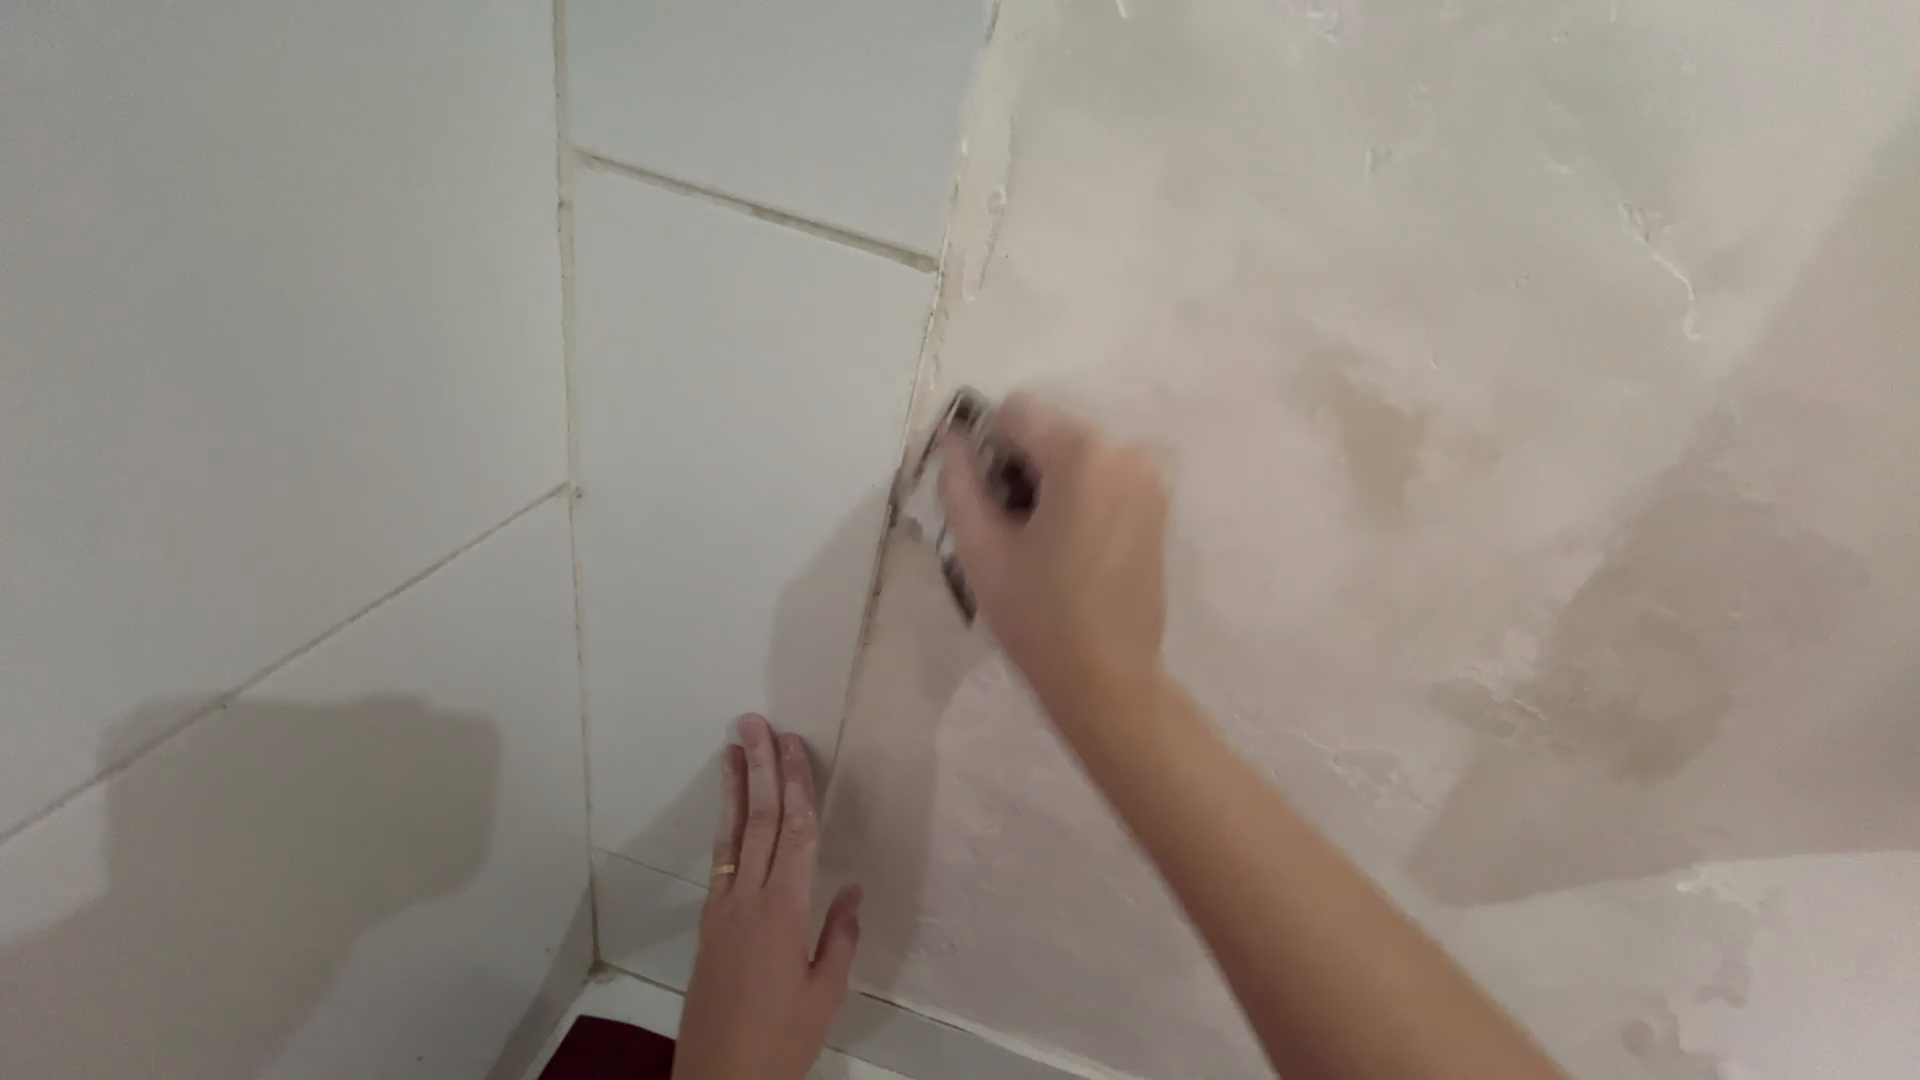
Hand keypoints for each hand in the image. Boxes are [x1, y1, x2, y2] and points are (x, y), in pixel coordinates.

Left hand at [672, 715, 862, 1079]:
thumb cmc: (782, 1039)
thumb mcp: (825, 993)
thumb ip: (839, 935)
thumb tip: (851, 888)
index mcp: (784, 910)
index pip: (794, 831)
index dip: (796, 784)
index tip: (793, 744)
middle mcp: (749, 898)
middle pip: (759, 820)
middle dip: (761, 768)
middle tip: (755, 724)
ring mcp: (723, 909)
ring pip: (732, 835)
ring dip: (736, 788)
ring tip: (733, 748)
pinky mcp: (709, 924)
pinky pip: (721, 861)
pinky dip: (726, 826)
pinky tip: (729, 810)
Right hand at [938, 394, 1171, 728]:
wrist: (1108, 678)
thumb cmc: (1038, 615)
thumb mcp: (980, 547)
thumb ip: (958, 479)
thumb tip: (953, 438)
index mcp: (1083, 453)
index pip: (1015, 413)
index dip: (986, 449)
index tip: (984, 500)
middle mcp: (1126, 451)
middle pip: (1049, 431)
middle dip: (1019, 466)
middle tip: (1009, 529)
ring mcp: (1150, 477)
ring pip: (1076, 454)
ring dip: (1048, 482)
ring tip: (1039, 542)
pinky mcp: (1159, 504)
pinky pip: (1103, 476)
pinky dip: (1078, 494)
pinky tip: (1068, 546)